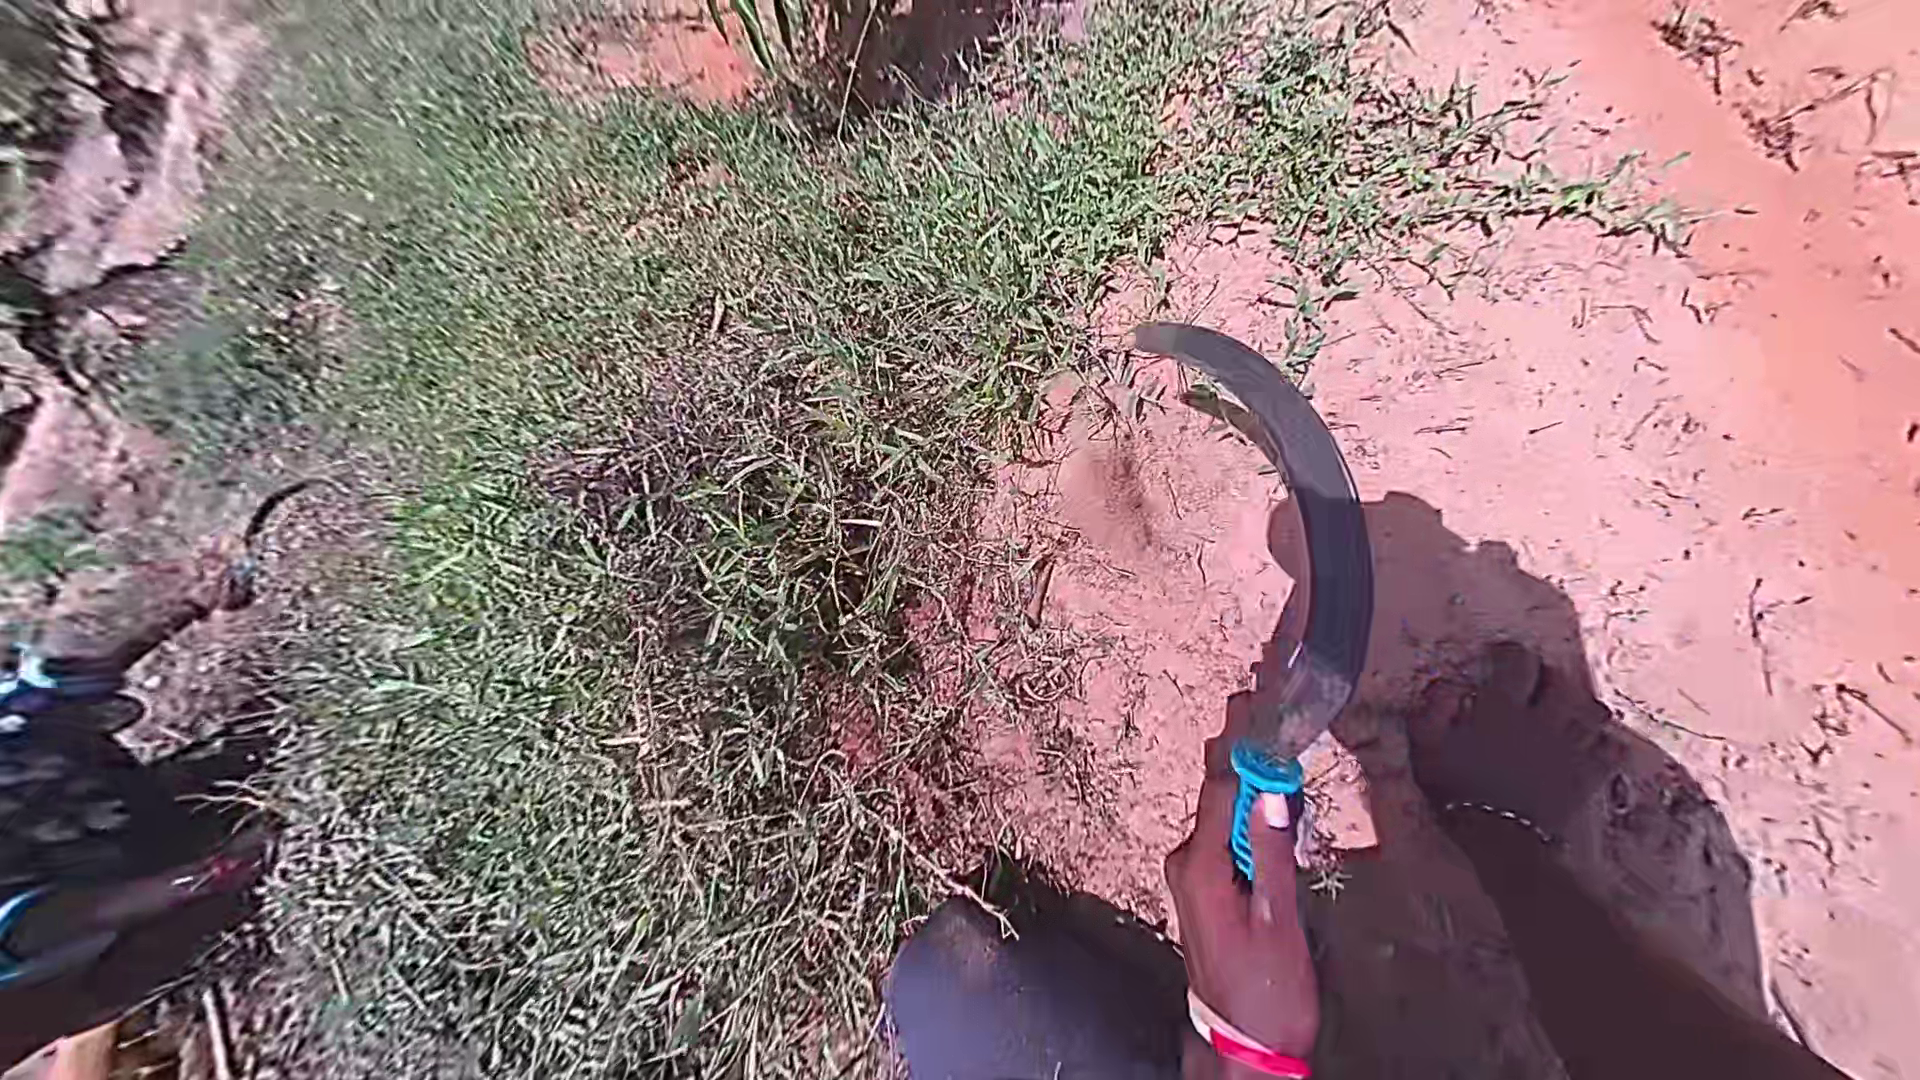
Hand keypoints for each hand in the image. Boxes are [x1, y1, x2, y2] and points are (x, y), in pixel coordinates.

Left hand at [1165, 693, 1318, 1071]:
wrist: (1241, 1045)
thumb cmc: (1266, 989)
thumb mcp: (1279, 922)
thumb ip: (1274, 854)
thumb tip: (1274, 791)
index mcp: (1201, 862)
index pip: (1221, 788)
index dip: (1238, 745)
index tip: (1251, 703)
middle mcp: (1187, 858)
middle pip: (1216, 794)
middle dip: (1238, 753)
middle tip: (1255, 706)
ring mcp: (1190, 871)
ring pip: (1219, 813)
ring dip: (1243, 783)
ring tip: (1265, 744)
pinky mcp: (1200, 883)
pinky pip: (1220, 835)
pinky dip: (1241, 814)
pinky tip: (1263, 803)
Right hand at [1408, 641, 1616, 836]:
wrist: (1506, 841)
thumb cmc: (1457, 789)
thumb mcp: (1425, 746)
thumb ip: (1432, 709)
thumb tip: (1448, 684)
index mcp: (1502, 710)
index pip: (1516, 665)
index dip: (1510, 653)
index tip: (1500, 653)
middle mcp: (1545, 721)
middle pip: (1562, 681)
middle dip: (1547, 672)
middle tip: (1531, 676)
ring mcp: (1574, 748)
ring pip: (1592, 709)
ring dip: (1576, 700)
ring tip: (1560, 703)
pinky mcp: (1594, 774)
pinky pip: (1612, 745)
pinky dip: (1601, 736)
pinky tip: (1586, 740)